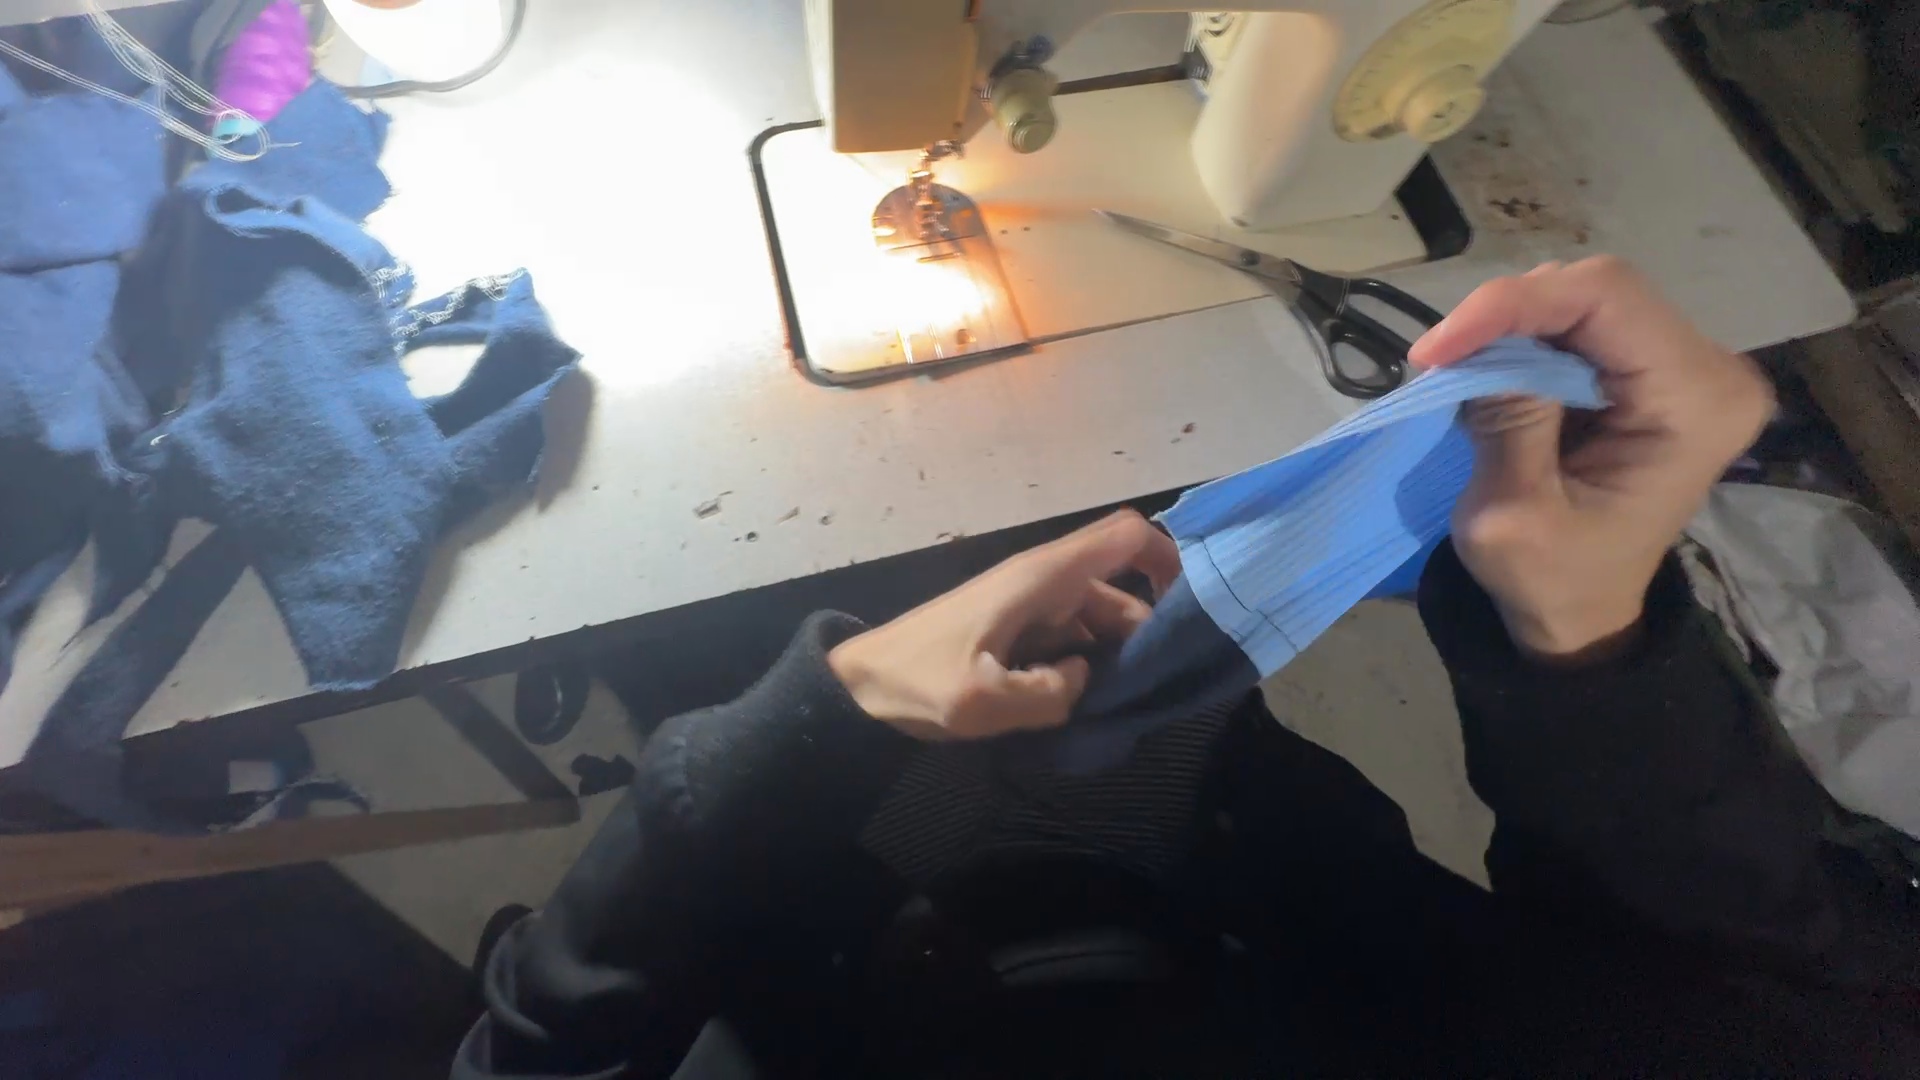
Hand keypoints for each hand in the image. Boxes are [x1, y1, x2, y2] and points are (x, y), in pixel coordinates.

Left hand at [828, 510, 1180, 739]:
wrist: (861, 684)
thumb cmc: (915, 681)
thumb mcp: (982, 700)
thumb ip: (1048, 693)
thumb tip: (1082, 676)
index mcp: (1042, 578)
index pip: (1125, 536)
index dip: (1168, 558)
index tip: (1191, 612)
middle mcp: (1044, 581)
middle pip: (1120, 588)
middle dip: (1145, 632)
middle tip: (1156, 689)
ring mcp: (1029, 604)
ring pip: (1097, 617)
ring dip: (1114, 656)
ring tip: (1120, 706)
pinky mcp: (1017, 628)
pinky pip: (1070, 638)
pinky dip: (1085, 665)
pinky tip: (1083, 704)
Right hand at [1409, 257, 1772, 660]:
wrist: (1577, 609)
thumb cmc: (1548, 576)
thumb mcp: (1513, 512)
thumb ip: (1508, 424)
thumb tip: (1476, 353)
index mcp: (1696, 403)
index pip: (1606, 299)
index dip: (1508, 306)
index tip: (1430, 352)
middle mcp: (1704, 370)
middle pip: (1595, 291)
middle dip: (1503, 315)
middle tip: (1437, 363)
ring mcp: (1674, 370)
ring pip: (1578, 301)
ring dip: (1503, 328)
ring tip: (1454, 371)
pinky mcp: (1639, 377)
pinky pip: (1572, 329)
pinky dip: (1513, 343)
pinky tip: (1482, 375)